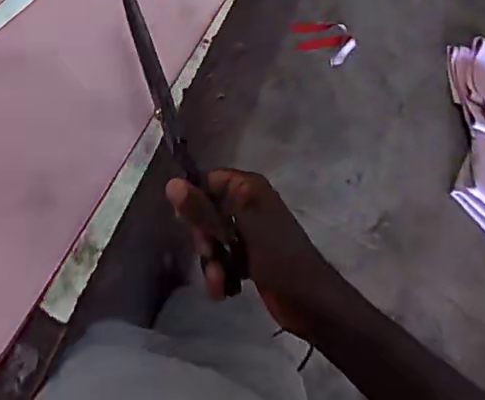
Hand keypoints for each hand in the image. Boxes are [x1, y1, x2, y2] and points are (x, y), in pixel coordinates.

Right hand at [166, 169, 347, 338]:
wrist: (313, 304)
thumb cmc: (279, 258)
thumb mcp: (237, 232)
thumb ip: (203, 210)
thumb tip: (171, 184)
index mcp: (247, 187)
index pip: (206, 180)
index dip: (192, 200)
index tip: (183, 221)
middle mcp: (246, 203)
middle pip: (206, 211)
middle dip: (203, 238)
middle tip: (208, 254)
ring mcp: (248, 231)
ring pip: (212, 238)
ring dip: (211, 262)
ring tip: (218, 282)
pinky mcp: (248, 257)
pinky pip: (222, 257)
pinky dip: (220, 273)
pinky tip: (225, 290)